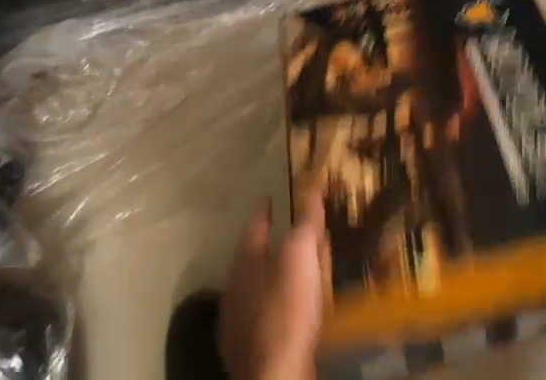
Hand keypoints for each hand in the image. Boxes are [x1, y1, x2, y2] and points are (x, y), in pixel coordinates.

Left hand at [220, 194, 325, 379]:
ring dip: (275, 273)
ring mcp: (239, 319)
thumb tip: (311, 185)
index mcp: (244, 261)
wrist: (275, 374)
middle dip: (270, 242)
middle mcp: (235, 287)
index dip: (264, 209)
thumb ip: (305, 222)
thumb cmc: (286, 308)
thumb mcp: (300, 255)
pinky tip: (292, 306)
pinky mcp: (251, 346)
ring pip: (257, 286)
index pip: (253, 225)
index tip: (269, 196)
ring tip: (295, 267)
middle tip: (289, 231)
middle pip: (253, 256)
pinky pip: (266, 312)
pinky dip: (279, 301)